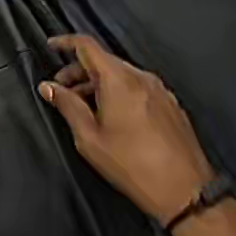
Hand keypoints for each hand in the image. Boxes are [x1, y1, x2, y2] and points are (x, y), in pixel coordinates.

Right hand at [38, 34, 214, 224]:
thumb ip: (67, 105)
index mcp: (119, 79)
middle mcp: (141, 77)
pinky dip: (118, 92)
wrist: (187, 194)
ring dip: (97, 83)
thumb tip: (48, 87)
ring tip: (84, 107)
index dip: (65, 42)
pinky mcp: (170, 104)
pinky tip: (112, 116)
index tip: (50, 46)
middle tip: (62, 91)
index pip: (87, 45)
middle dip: (78, 70)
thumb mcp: (90, 138)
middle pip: (103, 60)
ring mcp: (159, 90)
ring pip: (120, 74)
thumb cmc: (132, 165)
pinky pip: (137, 87)